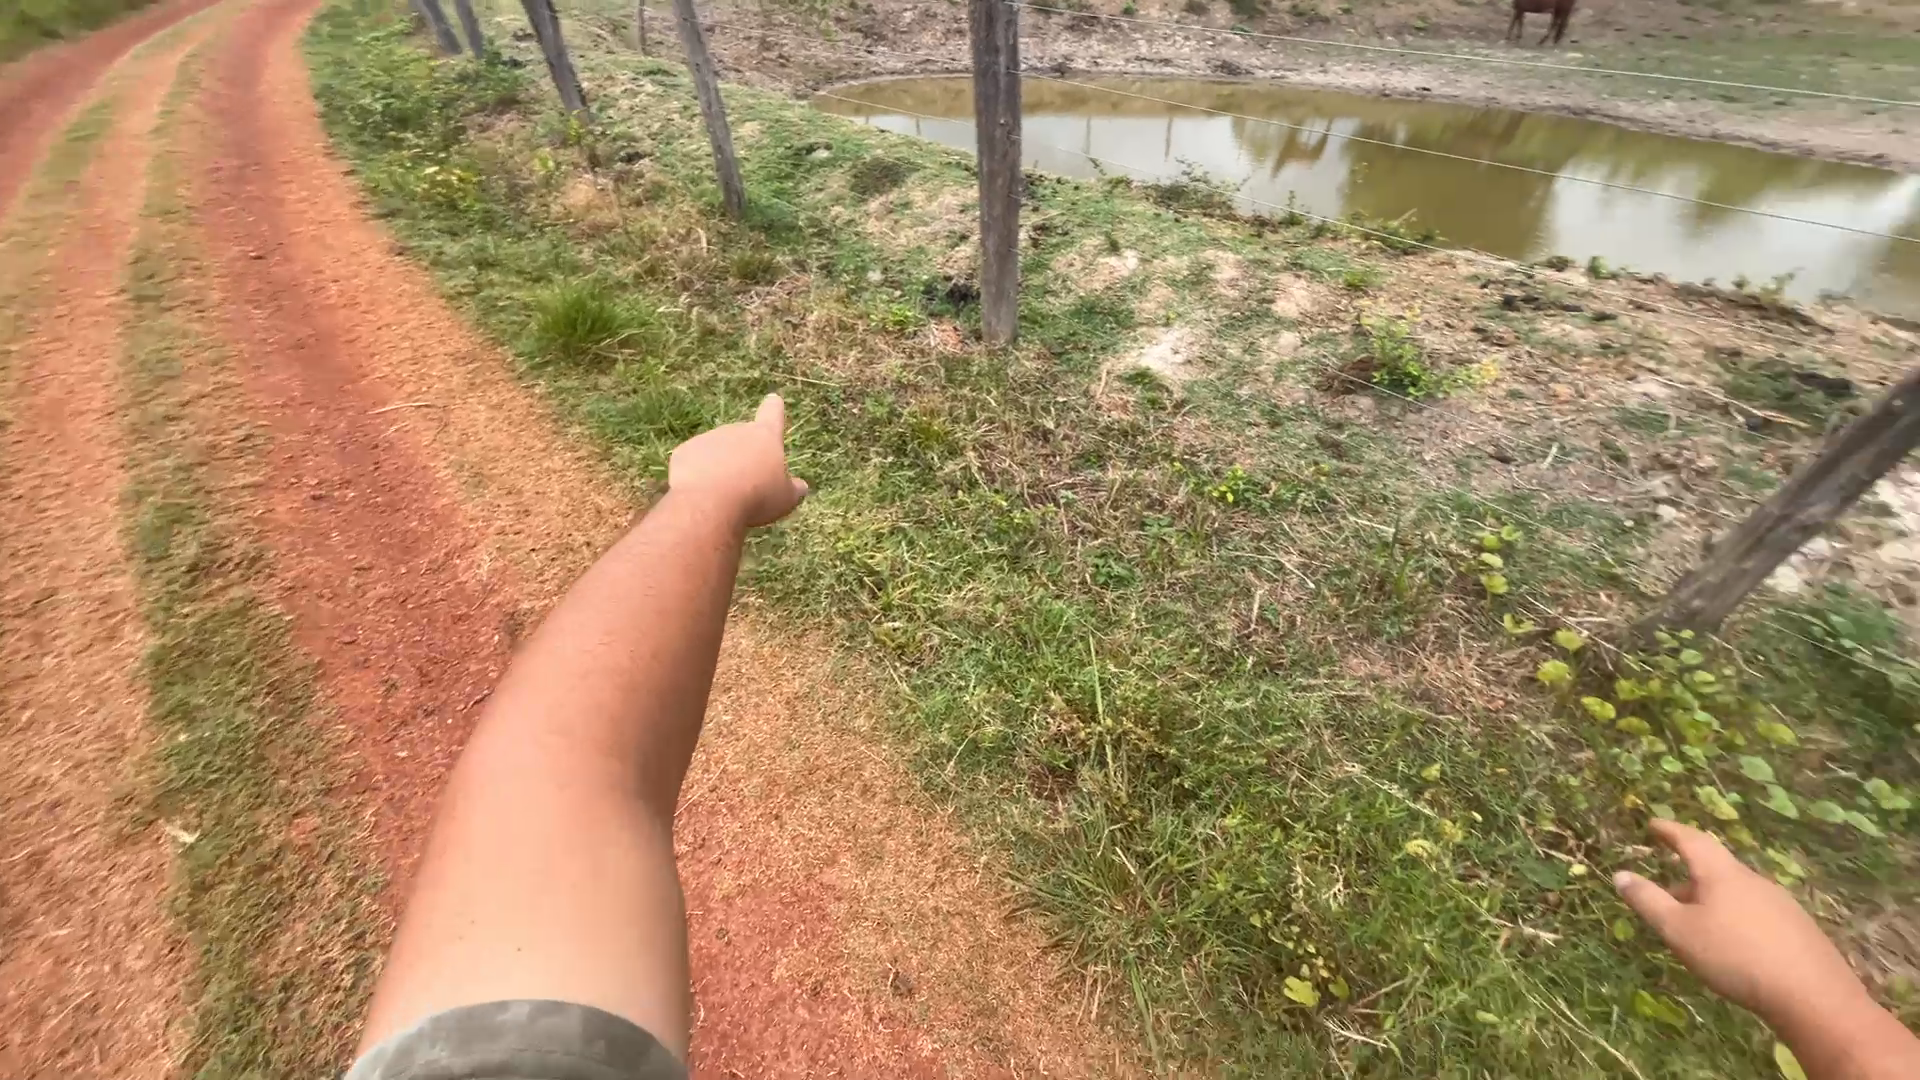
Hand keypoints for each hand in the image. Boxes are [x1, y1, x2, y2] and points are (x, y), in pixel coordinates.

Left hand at [667, 394, 807, 528]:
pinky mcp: (684, 452)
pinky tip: (703, 494)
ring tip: (725, 495)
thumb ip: (794, 489)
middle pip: (742, 439)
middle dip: (744, 455)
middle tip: (748, 485)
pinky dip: (699, 475)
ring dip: (721, 467)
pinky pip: (695, 463)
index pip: (773, 415)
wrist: (709, 503)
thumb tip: (800, 486)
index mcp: (765, 437)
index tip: (774, 399)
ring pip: (717, 452)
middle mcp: (736, 430)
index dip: (774, 409)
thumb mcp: (785, 498)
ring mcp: (708, 439)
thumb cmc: (756, 497)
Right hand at [1614, 820, 1867, 1025]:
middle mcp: (1756, 884)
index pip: (1692, 841)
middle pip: (1717, 869)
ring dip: (1713, 899)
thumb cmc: (1736, 957)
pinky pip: (1760, 913)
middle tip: (1668, 891)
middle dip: (1689, 875)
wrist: (1820, 1005)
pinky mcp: (1804, 934)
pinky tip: (1734, 943)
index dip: (1670, 831)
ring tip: (1698, 921)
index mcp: (1723, 876)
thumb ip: (1646, 899)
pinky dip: (1738, 917)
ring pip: (1739, 893)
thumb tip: (1620, 874)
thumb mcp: (1677, 929)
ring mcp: (1786, 909)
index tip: (1654, 824)